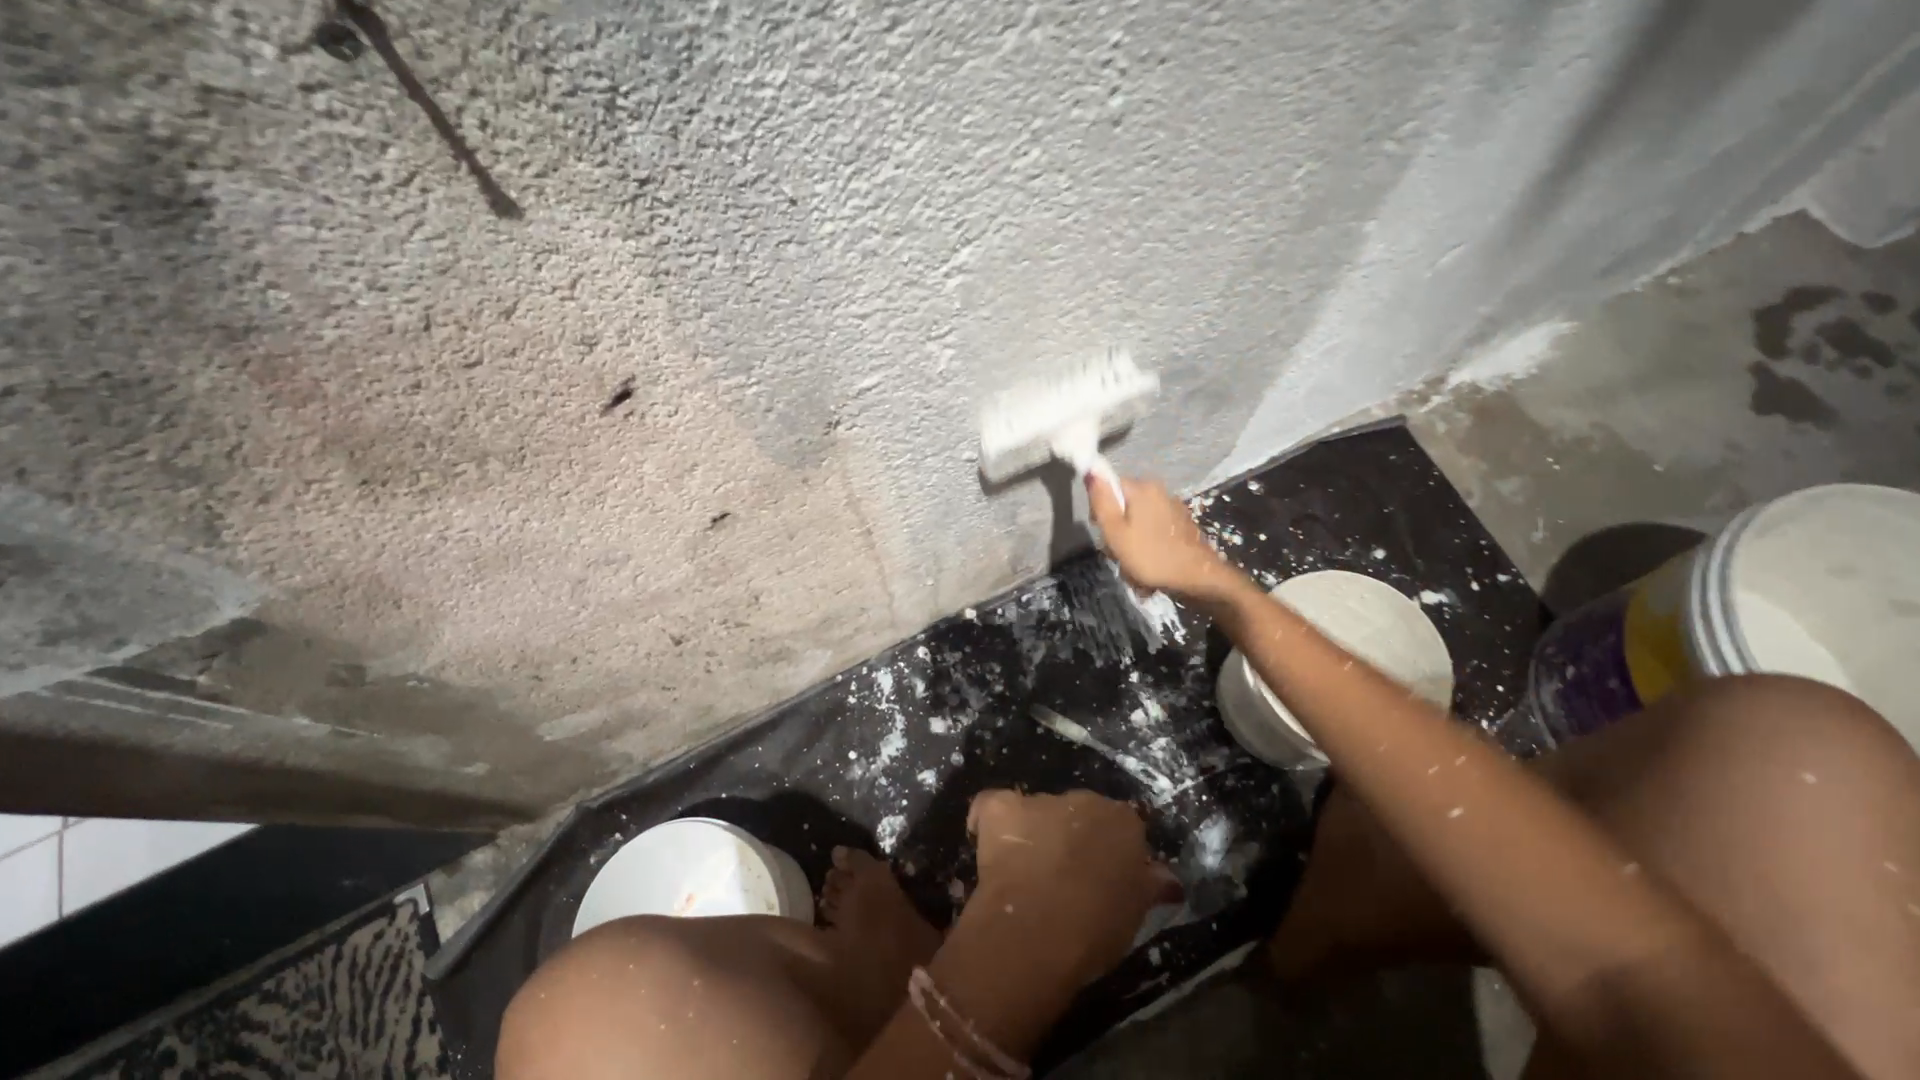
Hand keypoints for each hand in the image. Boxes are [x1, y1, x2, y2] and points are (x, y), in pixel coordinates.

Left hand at [967, 789, 1179, 982]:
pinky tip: (988, 844)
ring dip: (1037, 833)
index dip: (1112, 855)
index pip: (1125, 828)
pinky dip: (990, 822)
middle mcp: (1085, 800)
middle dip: (1075, 839)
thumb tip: (1167, 879)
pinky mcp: (1000, 808)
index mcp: (1125, 822)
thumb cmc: (1098, 926)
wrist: (1038, 927)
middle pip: (1081, 815)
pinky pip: (994, 806)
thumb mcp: (1137, 911)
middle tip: (1067, 879)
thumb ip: (1151, 885)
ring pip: (1040, 812)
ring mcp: (1040, 801)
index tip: (1105, 882)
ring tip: (1027, 874)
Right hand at [1085, 474, 1240, 601]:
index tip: (1102, 531)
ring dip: (1131, 543)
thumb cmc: (1151, 556)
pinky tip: (1150, 566)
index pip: (1109, 486)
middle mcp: (1159, 491)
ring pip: (1139, 522)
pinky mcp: (1181, 525)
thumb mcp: (1116, 532)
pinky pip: (1154, 531)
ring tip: (1134, 566)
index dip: (1100, 508)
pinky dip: (1148, 547)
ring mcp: (1173, 508)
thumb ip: (1101, 502)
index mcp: (1142, 488)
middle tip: (1118, 552)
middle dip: (1118, 530)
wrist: (1197, 578)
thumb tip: (1090, 470)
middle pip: (1125, 505)